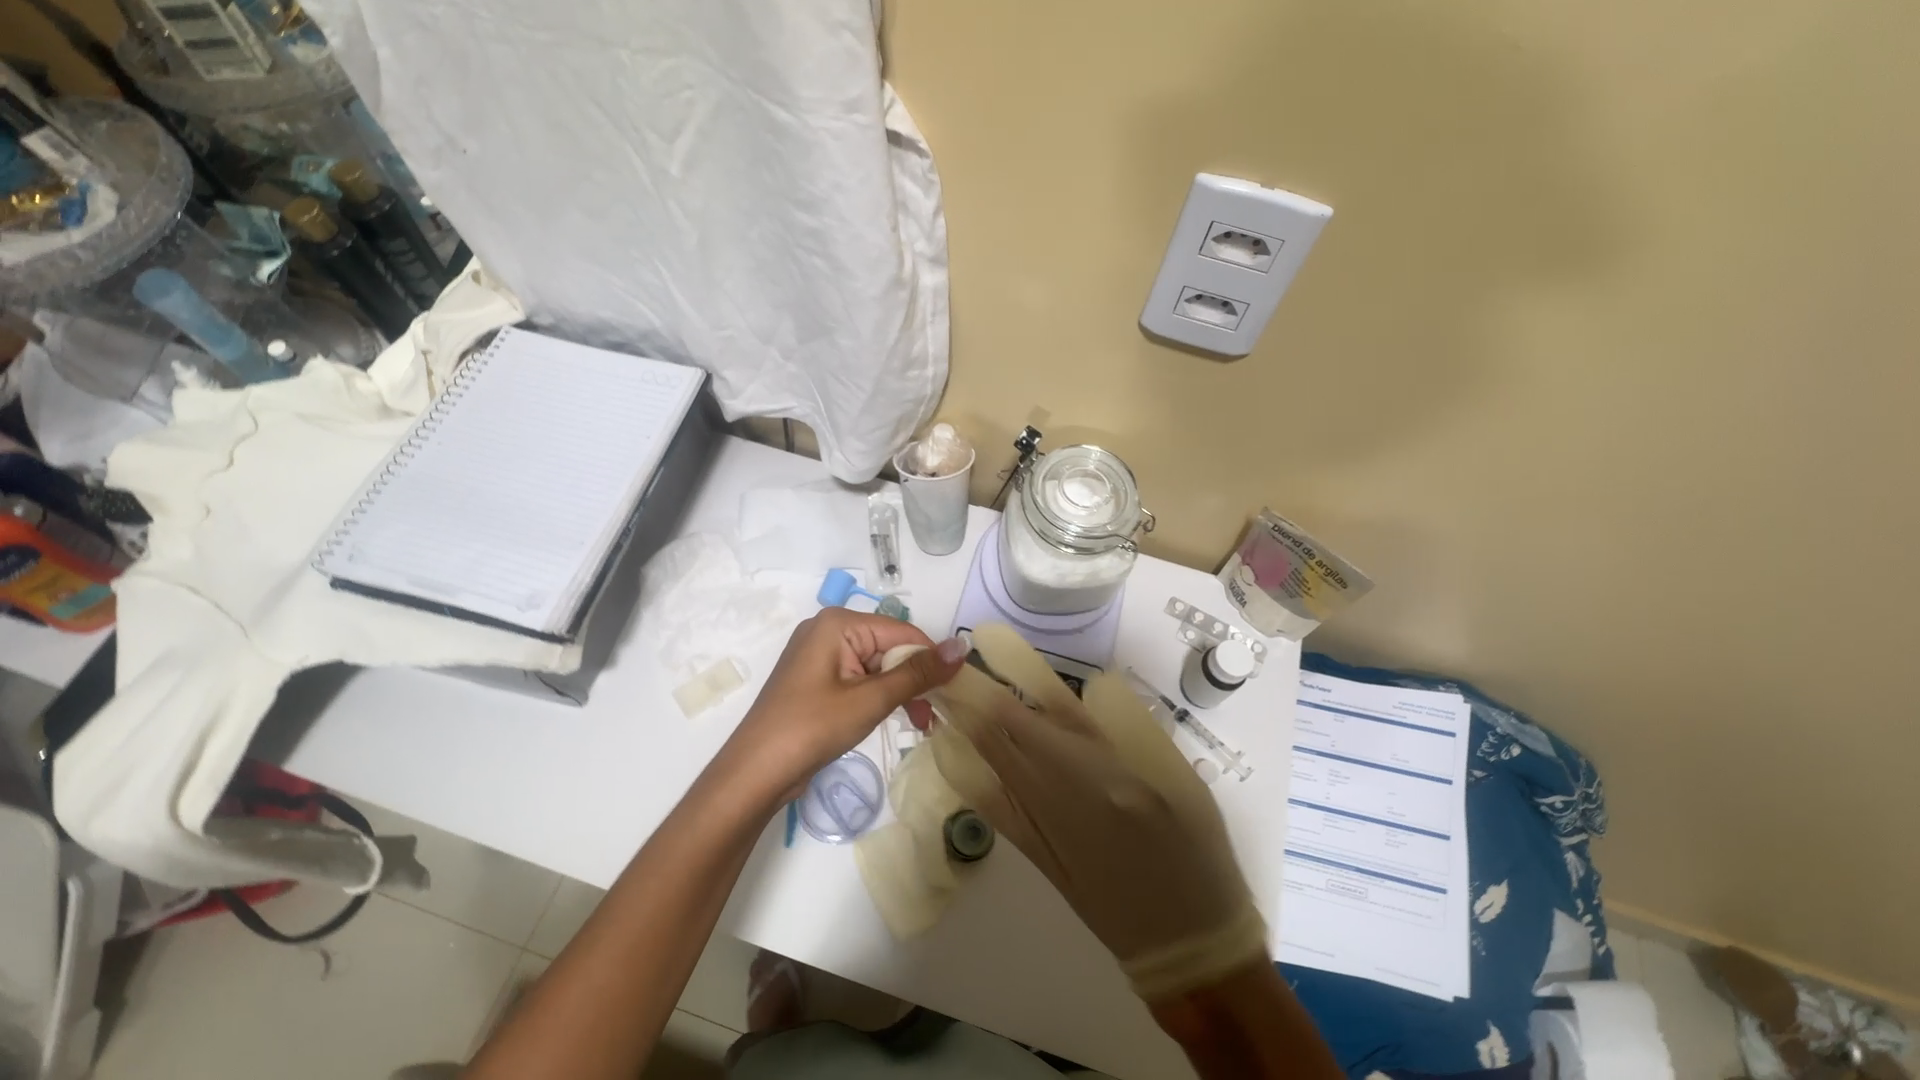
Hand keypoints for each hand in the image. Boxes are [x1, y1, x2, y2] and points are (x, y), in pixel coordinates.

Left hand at [721, 608, 967, 801]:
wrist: (756, 772)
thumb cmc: (813, 728)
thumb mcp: (871, 699)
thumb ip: (917, 673)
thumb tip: (962, 647)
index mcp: (838, 623)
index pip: (902, 632)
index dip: (931, 661)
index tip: (954, 692)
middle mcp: (828, 629)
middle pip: (889, 647)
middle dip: (915, 680)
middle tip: (933, 717)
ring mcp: (819, 655)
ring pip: (877, 665)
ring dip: (900, 692)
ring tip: (919, 725)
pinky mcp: (816, 680)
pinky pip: (859, 678)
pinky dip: (879, 697)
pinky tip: (893, 719)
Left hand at [923, 624, 1267, 1001]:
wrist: (1180, 934)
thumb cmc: (1192, 848)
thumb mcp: (1172, 777)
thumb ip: (1125, 730)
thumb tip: (1086, 692)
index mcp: (1094, 765)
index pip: (1034, 709)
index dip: (999, 676)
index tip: (975, 646)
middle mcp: (1055, 790)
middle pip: (998, 733)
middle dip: (966, 698)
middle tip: (941, 667)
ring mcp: (1038, 823)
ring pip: (986, 765)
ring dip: (961, 730)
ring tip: (939, 700)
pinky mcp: (1032, 851)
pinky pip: (989, 806)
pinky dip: (967, 775)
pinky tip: (952, 756)